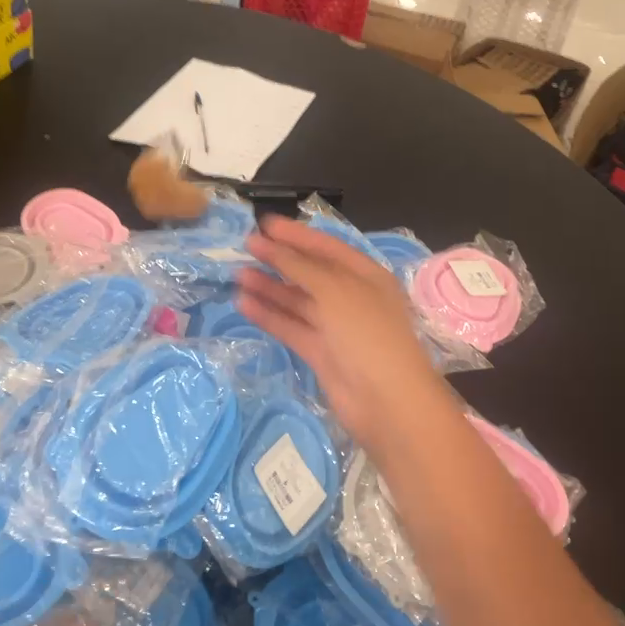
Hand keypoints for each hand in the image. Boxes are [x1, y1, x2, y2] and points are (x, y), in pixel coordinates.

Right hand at [238, 215, 452, 449]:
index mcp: (365, 275)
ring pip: (297, 300)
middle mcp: (351, 297)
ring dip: (269, 287)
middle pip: (309, 272)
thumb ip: (298, 265)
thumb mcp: (335, 290)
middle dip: (279, 259)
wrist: (387, 402)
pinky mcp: (321, 353)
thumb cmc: (367, 333)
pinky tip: (244, 303)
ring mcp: (336, 327)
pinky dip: (269, 315)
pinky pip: (291, 327)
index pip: (326, 246)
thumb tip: (267, 243)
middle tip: (244, 247)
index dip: (296, 234)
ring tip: (237, 274)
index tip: (263, 224)